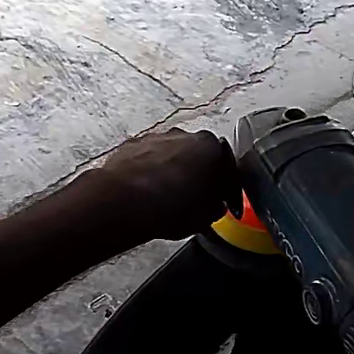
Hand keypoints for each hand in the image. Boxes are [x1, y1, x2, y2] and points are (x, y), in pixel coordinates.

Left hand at [76, 129, 237, 243]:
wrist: (124, 202)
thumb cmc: (168, 206)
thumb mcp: (206, 216)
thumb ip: (216, 207)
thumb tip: (214, 206)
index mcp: (211, 147)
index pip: (228, 170)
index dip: (228, 191)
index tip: (226, 203)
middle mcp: (184, 136)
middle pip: (198, 157)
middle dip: (199, 176)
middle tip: (198, 199)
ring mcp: (155, 139)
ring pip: (171, 156)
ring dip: (172, 173)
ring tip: (169, 198)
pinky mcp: (131, 146)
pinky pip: (147, 160)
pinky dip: (149, 174)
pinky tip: (148, 193)